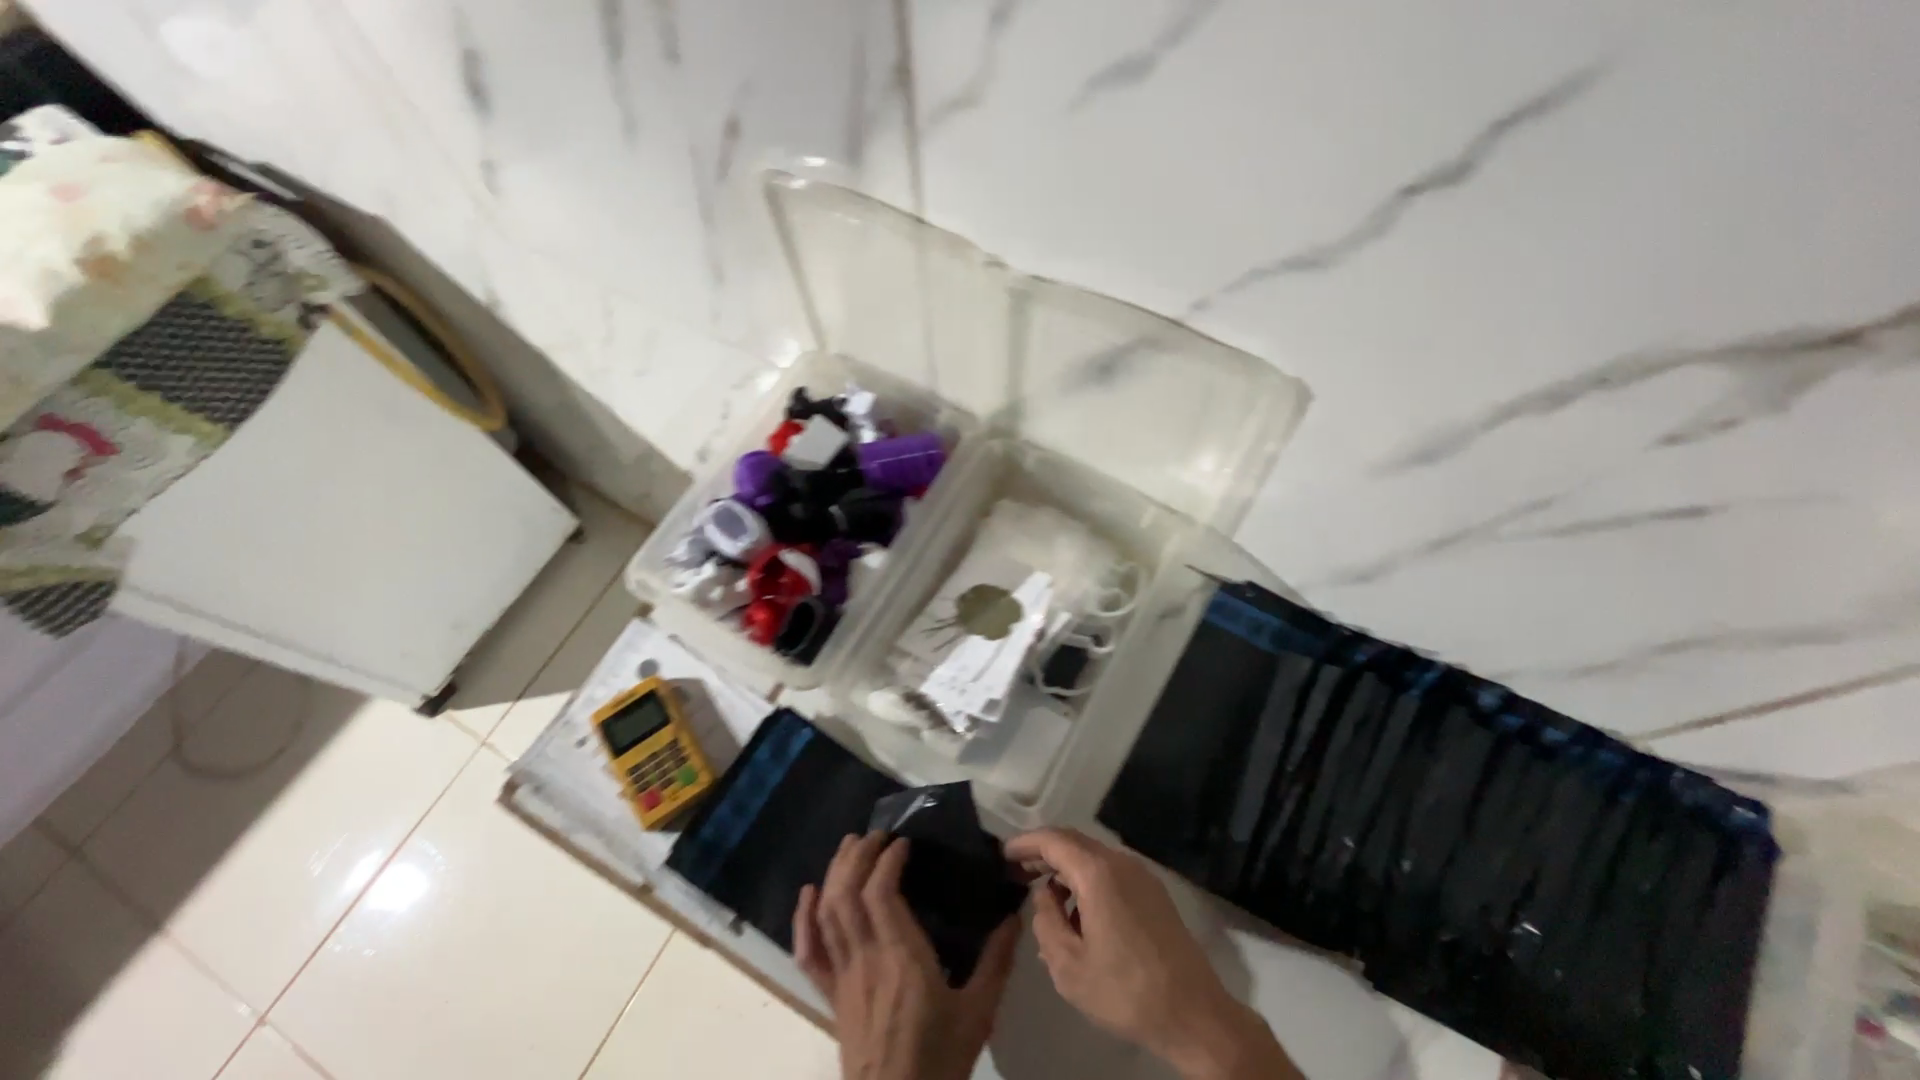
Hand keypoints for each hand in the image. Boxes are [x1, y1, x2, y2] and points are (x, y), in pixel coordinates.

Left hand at [795, 832, 1020, 1079]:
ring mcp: (842, 976)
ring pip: (827, 912)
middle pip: (848, 893)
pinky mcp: (830, 995)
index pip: (881, 893)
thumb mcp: (979, 1011)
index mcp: (903, 958)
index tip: (904, 843)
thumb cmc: (940, 1058)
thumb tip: (1013, 915)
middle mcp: (866, 959)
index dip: (887, 860)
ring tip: (850, 847)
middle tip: (877, 835)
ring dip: (835, 872)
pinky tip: (809, 893)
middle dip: (858, 856)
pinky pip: (808, 952)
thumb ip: (996, 961)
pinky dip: (803, 918)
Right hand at [1004, 828, 1300, 1079]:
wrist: (1193, 1014)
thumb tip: (1044, 895)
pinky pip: (1112, 872)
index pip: (1053, 840)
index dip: (1024, 843)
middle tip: (1017, 871)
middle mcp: (1122, 863)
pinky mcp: (1154, 894)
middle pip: (1075, 841)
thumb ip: (1046, 921)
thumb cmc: (1125, 991)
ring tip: (1043, 895)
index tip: (1002, 855)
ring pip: (1094, 856)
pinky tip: (1077, 910)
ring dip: (1066, 867)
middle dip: (1044, 852)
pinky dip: (1087, 879)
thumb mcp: (1068, 965)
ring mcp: (1143, 877)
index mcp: (1098, 873)